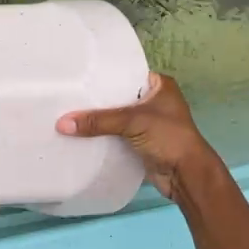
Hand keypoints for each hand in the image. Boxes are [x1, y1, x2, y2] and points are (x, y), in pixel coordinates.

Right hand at [57, 73, 221, 203]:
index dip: (103, 75)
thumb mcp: (132, 122)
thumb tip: (61, 124)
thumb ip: (98, 121)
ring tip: (68, 112)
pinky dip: (103, 135)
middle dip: (97, 99)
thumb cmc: (168, 137)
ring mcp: (147, 122)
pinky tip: (80, 134)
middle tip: (67, 94)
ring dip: (98, 119)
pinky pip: (117, 134)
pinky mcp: (141, 142)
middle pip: (118, 96)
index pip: (125, 73)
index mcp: (159, 85)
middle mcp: (153, 100)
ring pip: (116, 117)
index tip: (77, 74)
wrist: (186, 175)